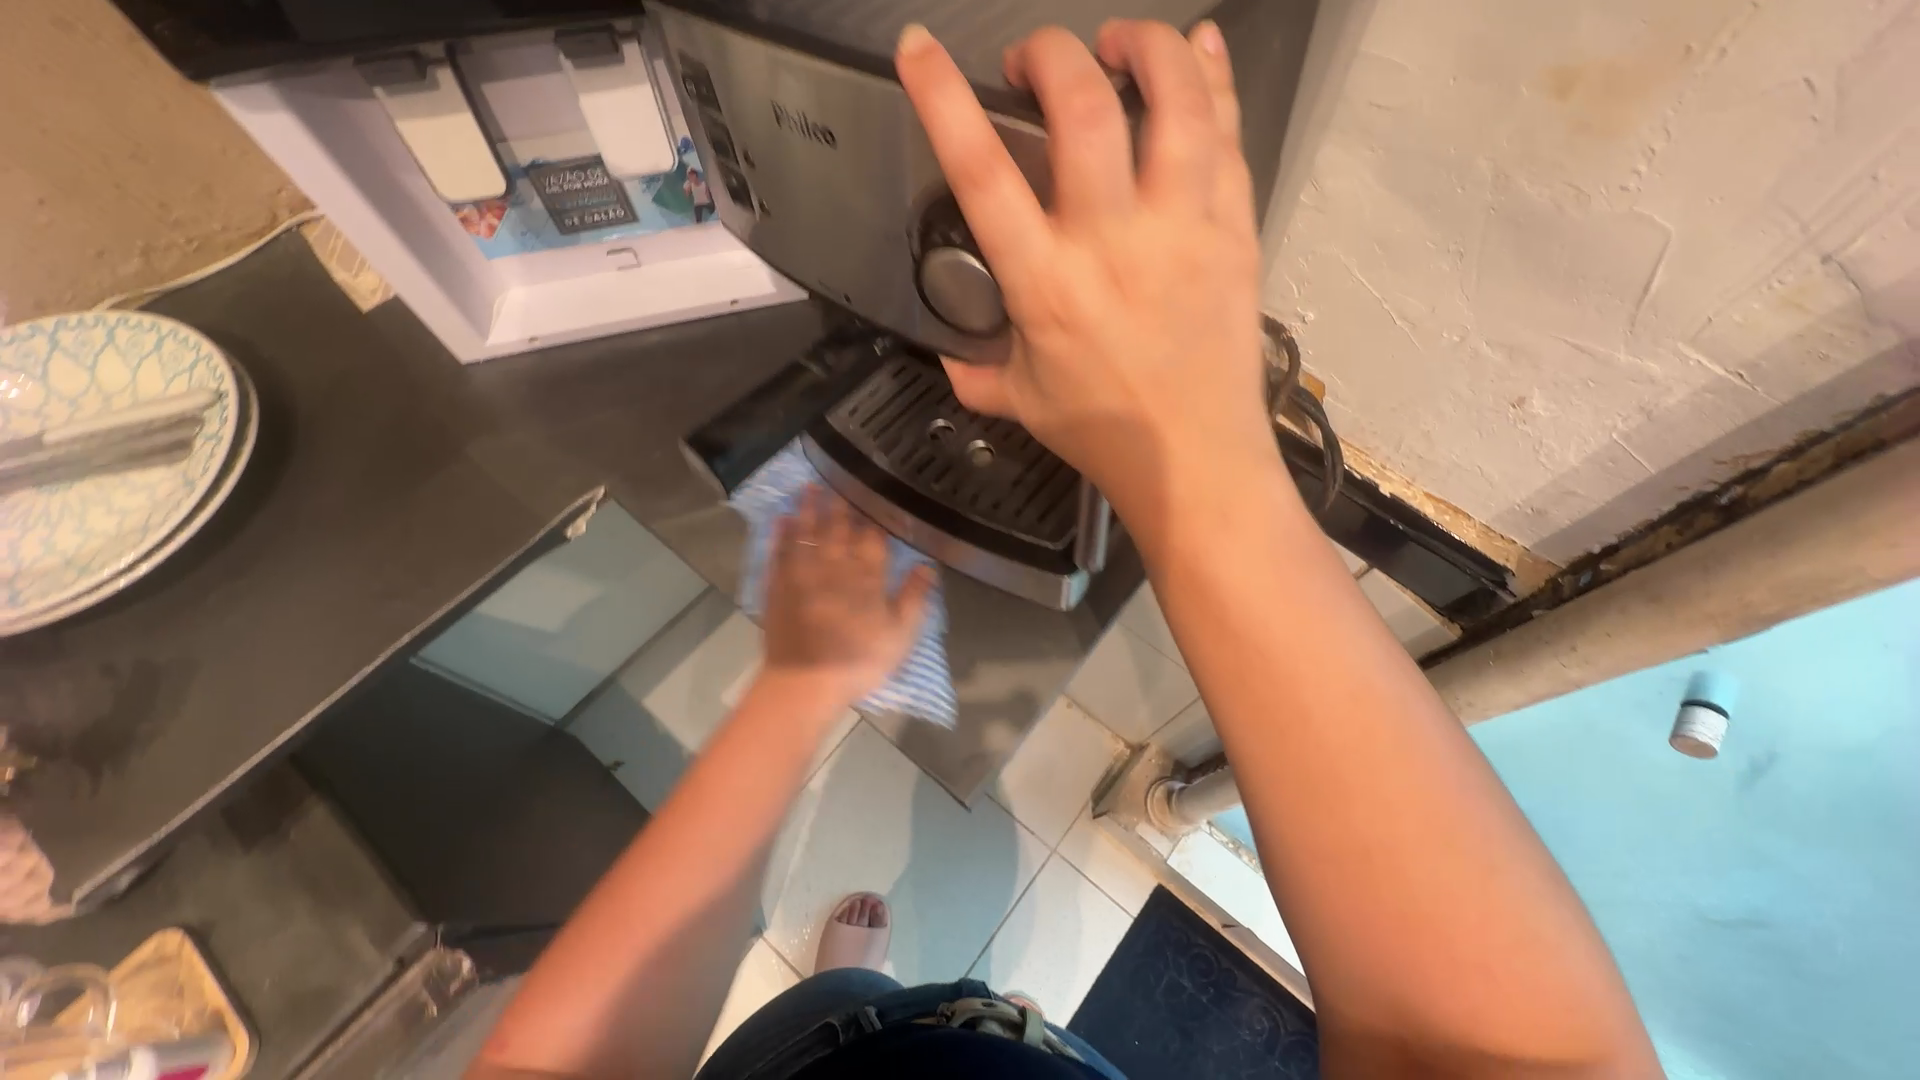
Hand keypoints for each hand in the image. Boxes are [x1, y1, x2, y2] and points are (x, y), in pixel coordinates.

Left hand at [760, 487, 935, 706]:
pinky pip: (780, 551)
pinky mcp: (778, 585)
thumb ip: (915, 597)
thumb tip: (927, 565)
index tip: (874, 498)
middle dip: (840, 503)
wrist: (806, 682)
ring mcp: (803, 572)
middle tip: (838, 479)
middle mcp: (835, 564)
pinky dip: (781, 533)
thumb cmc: (860, 660)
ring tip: (809, 486)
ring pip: (807, 531)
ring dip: (809, 507)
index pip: (873, 537)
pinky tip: (783, 519)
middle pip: (838, 526)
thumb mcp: (901, 634)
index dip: (874, 517)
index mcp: (867, 575)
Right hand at [895, 20, 1279, 525]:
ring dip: (1146, 47)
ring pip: (1176, 101)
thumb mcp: (1022, 402)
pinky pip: (1229, 134)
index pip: (983, 172)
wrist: (1197, 459)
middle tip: (1038, 62)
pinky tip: (1200, 51)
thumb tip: (948, 358)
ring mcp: (1183, 229)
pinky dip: (1214, 78)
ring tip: (1121, 44)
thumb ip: (976, 374)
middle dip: (1052, 54)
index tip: (919, 48)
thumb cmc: (1104, 432)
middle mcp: (1113, 242)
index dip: (942, 98)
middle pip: (1084, 108)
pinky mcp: (1235, 230)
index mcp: (1045, 283)